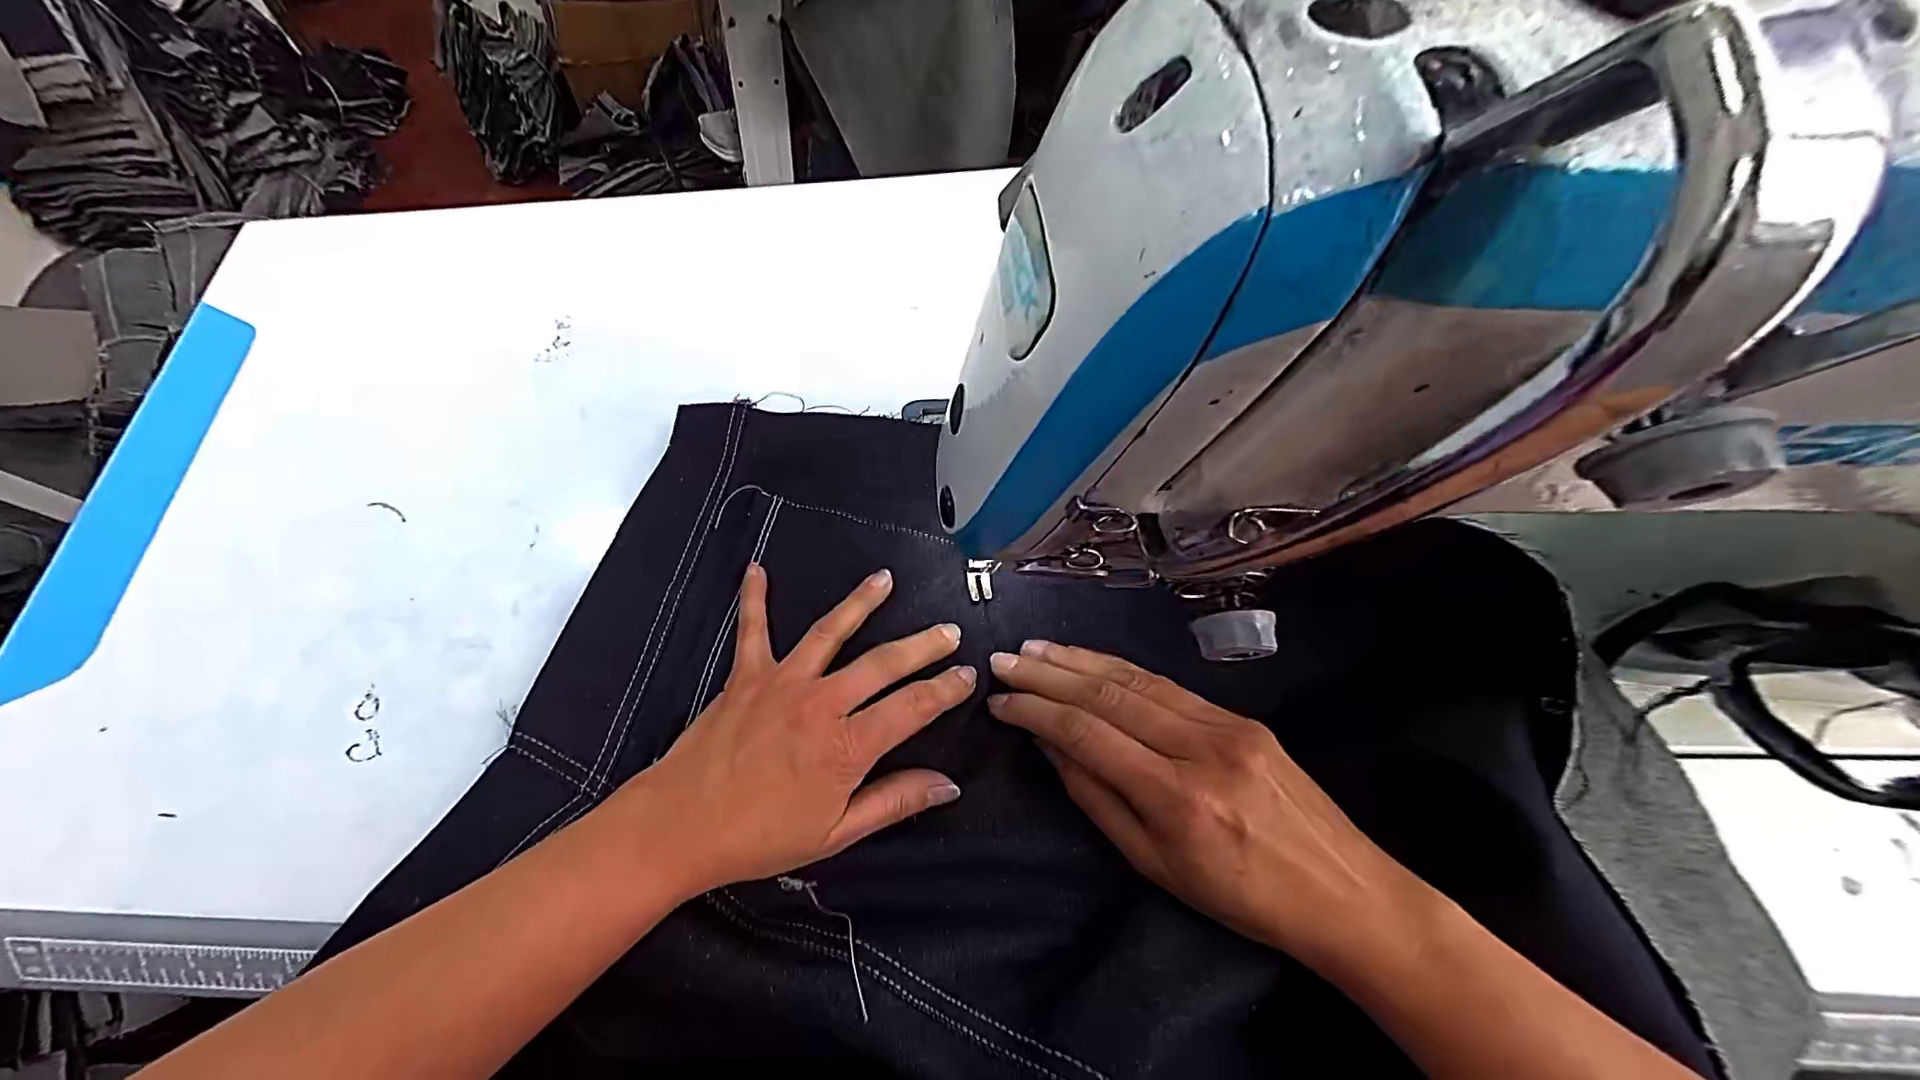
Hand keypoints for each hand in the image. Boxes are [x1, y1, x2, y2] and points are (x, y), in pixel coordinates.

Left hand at [623, 564, 974, 894]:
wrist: (678, 828)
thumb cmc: (757, 837)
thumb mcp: (835, 834)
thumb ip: (894, 803)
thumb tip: (946, 786)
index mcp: (845, 747)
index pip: (913, 707)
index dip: (946, 689)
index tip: (966, 675)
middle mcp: (820, 704)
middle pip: (884, 663)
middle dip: (923, 645)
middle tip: (949, 631)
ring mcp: (782, 683)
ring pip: (830, 632)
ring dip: (861, 602)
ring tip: (884, 580)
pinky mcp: (746, 676)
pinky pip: (753, 629)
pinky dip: (754, 598)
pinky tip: (757, 569)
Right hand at [987, 640, 1435, 972]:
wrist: (1346, 892)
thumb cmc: (1243, 897)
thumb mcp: (1156, 866)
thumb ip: (1098, 801)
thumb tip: (1053, 749)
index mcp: (1177, 797)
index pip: (1088, 734)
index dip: (1037, 713)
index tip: (1001, 702)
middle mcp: (1200, 748)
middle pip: (1108, 695)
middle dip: (1049, 673)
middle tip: (1007, 659)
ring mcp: (1225, 724)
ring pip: (1136, 679)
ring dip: (1081, 660)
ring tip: (1039, 649)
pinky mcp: (1241, 716)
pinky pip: (1168, 685)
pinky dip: (1121, 668)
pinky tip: (1093, 660)